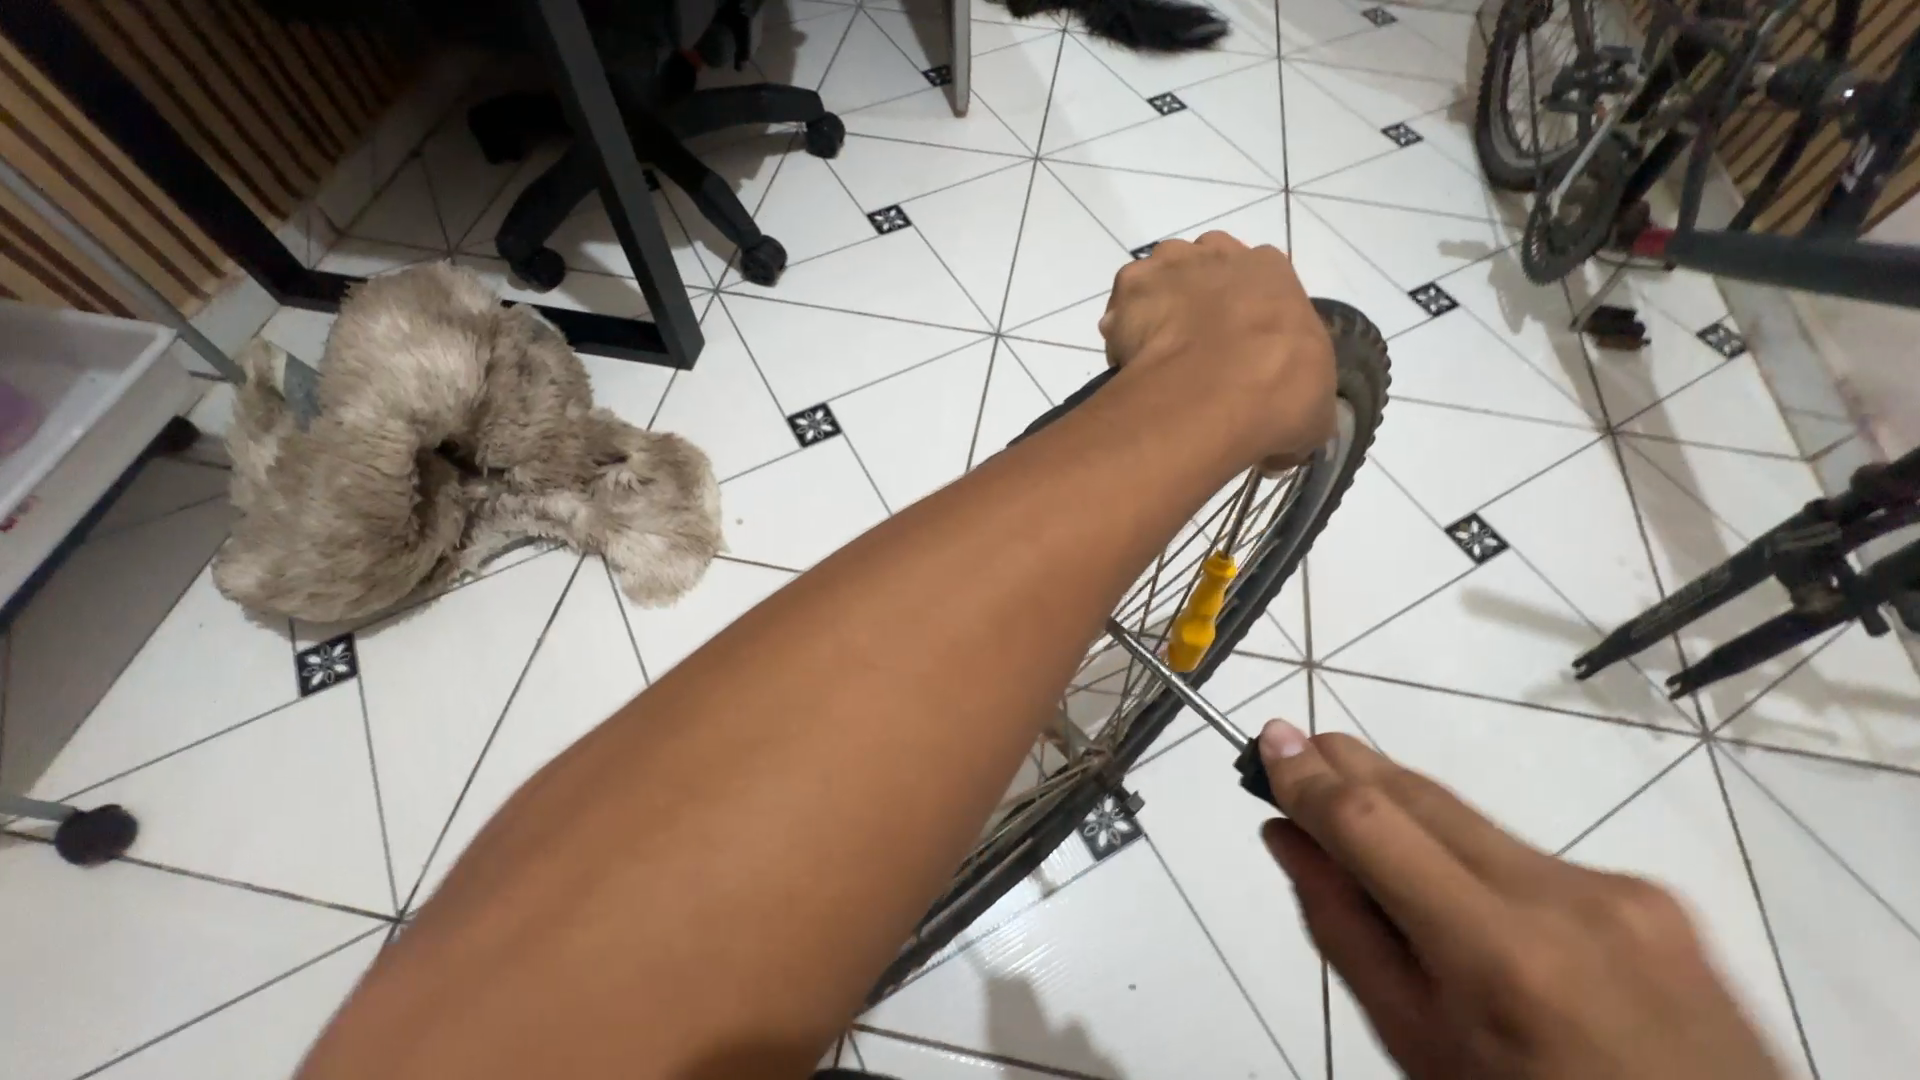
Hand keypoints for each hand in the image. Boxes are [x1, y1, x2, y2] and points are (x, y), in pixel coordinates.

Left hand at [1099, 232, 1335, 464]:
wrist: (1220, 390)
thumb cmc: (1281, 393)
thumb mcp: (1313, 414)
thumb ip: (1298, 416)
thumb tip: (1277, 453)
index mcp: (1274, 273)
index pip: (1256, 282)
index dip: (1242, 316)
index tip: (1233, 352)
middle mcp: (1222, 257)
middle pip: (1204, 266)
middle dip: (1196, 298)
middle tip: (1192, 346)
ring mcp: (1173, 266)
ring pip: (1160, 275)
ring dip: (1156, 305)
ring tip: (1155, 352)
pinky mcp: (1133, 286)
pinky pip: (1121, 305)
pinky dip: (1120, 330)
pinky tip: (1128, 363)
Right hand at [1254, 720, 1787, 1079]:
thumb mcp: (1419, 1047)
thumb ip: (1345, 931)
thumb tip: (1289, 838)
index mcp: (1502, 958)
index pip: (1375, 827)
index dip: (1312, 778)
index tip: (1269, 737)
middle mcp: (1567, 900)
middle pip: (1424, 800)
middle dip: (1349, 767)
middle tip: (1293, 747)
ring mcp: (1623, 891)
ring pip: (1471, 822)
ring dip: (1402, 807)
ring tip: (1351, 805)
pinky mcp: (1653, 894)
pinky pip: (1524, 853)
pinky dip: (1467, 852)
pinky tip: (1455, 885)